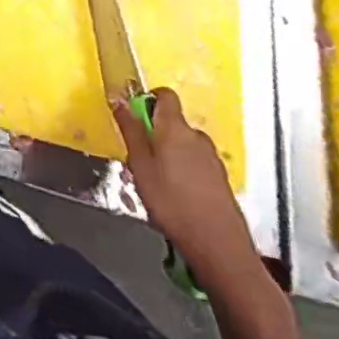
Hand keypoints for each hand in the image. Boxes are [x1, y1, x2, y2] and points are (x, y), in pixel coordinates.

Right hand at [114, 87, 258, 282]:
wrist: (216, 243)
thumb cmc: (170, 201)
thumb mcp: (139, 164)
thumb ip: (130, 130)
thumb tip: (119, 99)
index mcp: (176, 129)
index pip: (165, 96)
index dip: (147, 99)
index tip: (132, 116)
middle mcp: (197, 137)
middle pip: (171, 122)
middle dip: (152, 132)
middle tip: (137, 157)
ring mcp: (212, 157)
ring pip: (182, 143)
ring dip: (166, 152)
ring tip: (153, 180)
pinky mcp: (219, 177)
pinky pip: (193, 161)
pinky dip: (181, 168)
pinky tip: (173, 193)